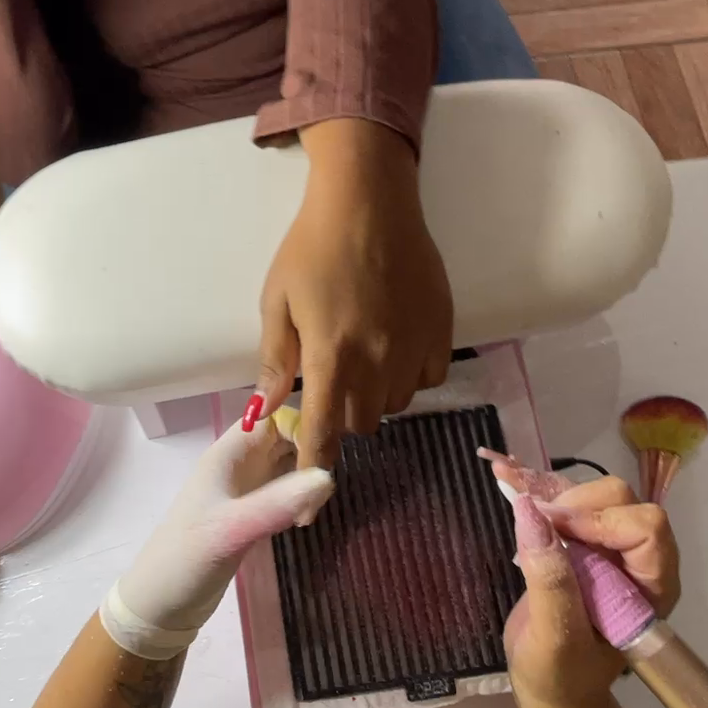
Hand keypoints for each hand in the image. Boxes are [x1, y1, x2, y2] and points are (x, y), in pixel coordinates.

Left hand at [100, 419, 333, 659]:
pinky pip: (288, 488)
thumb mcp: (230, 531)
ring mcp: (248, 487)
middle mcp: (240, 463)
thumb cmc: (186, 562)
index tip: (324, 460)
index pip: (275, 415)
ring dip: (309, 478)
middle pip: (288, 435)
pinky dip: (302, 498)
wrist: (161, 605)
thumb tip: (327, 476)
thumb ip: (275, 504)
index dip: (303, 426)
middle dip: (312, 453)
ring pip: (291, 462)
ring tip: (311, 513)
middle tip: (323, 492)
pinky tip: (303, 521)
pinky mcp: (255, 510)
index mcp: (228, 453)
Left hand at [255, 118, 453, 470]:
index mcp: (329, 357)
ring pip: (394, 404)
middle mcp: (375, 362)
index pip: (320, 434)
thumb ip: (275, 361)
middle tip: (331, 382)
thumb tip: (264, 412)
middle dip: (340, 417)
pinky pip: (427, 378)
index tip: (311, 508)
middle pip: (360, 424)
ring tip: (362, 359)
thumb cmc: (311, 248)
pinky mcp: (442, 331)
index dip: (314, 474)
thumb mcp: (278, 302)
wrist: (370, 199)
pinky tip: (395, 347)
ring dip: (373, 397)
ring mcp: (414, 348)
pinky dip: (408, 376)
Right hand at [495, 462, 680, 707]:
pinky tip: (507, 477)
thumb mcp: (553, 638)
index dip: (599, 520)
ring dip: (555, 494)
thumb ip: (550, 580)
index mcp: (651, 586)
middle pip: (621, 501)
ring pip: (593, 494)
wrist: (550, 691)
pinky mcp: (581, 543)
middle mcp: (638, 560)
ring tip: (516, 499)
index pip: (644, 527)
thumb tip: (529, 511)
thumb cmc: (559, 676)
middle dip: (575, 504)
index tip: (553, 530)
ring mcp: (609, 549)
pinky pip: (567, 502)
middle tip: (535, 523)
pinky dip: (538, 490)